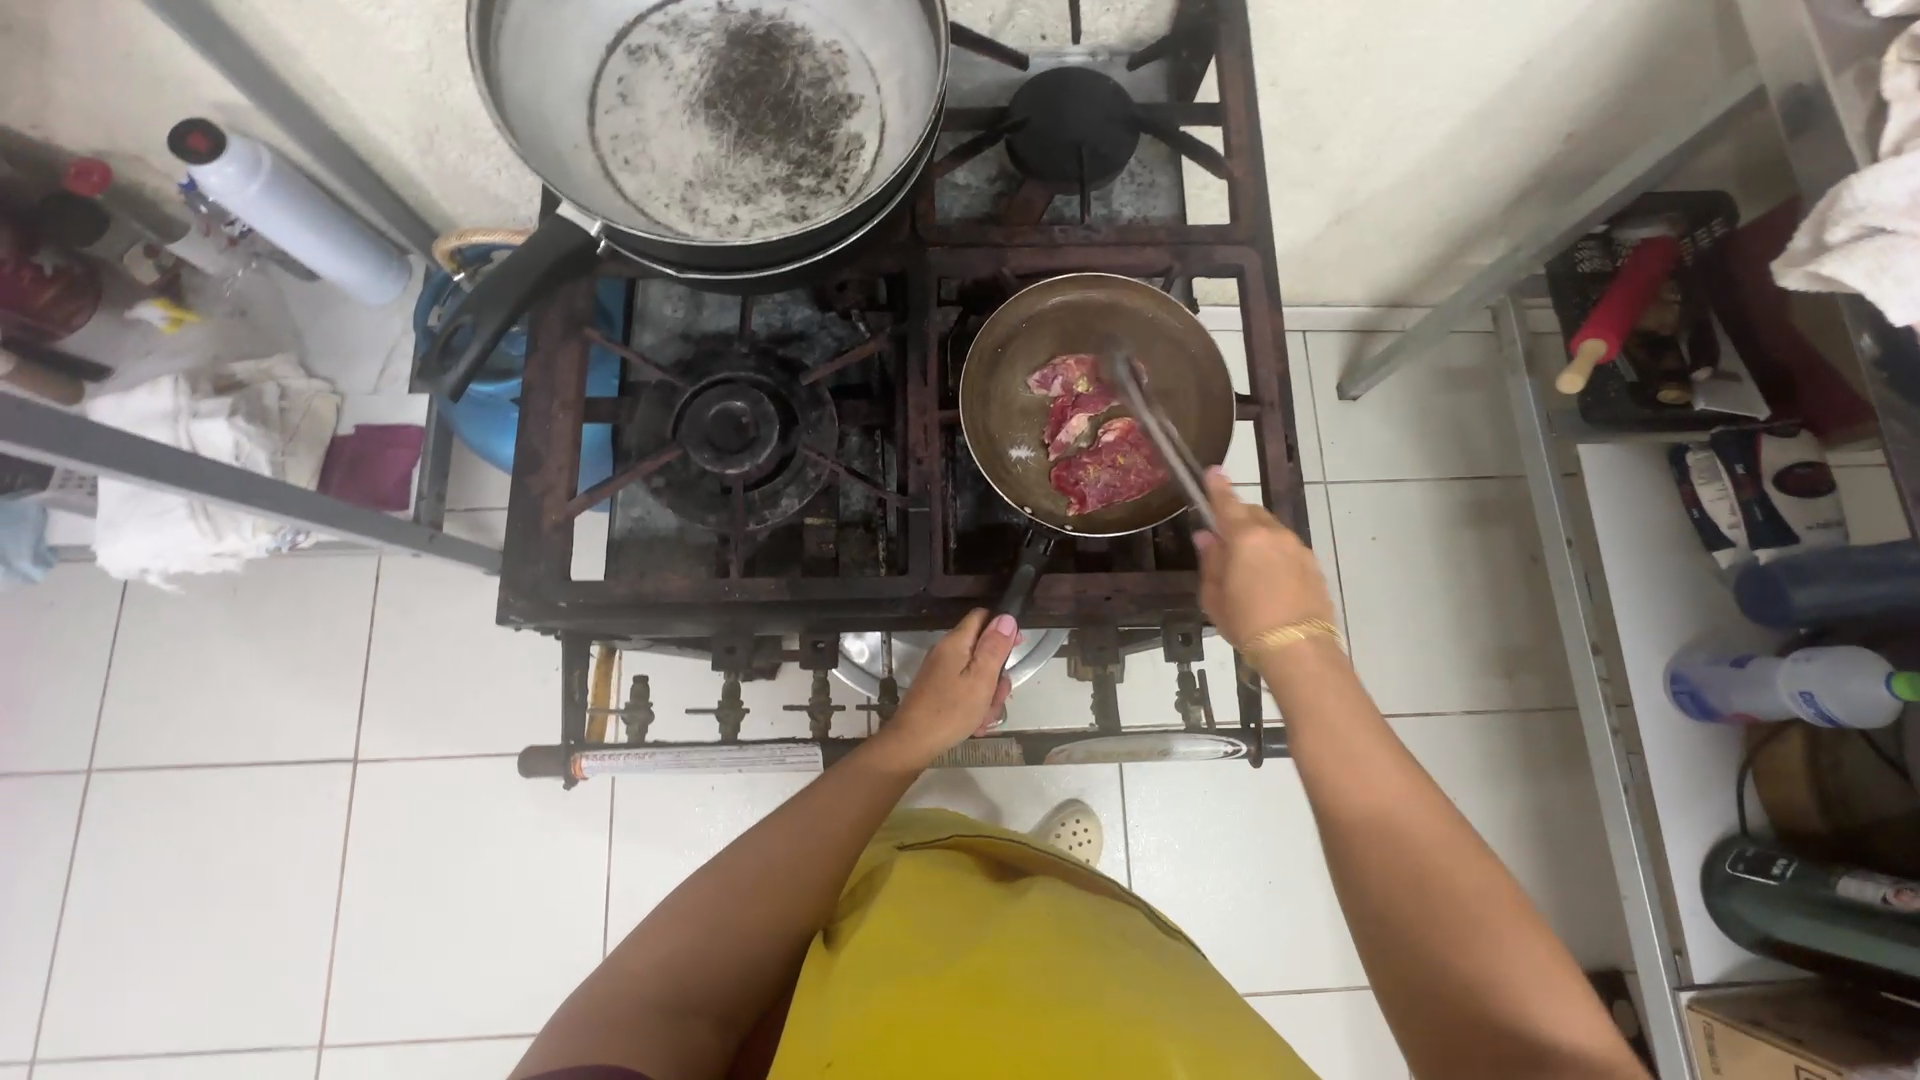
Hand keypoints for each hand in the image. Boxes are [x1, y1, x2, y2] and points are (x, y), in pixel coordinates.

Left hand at [868, 610, 1017, 770]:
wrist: (912, 742)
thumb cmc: (951, 710)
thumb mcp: (981, 678)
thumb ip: (995, 647)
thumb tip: (1006, 617)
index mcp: (956, 642)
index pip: (982, 616)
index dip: (1002, 628)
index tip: (1017, 647)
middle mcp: (947, 652)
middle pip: (982, 650)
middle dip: (997, 674)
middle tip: (999, 696)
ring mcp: (941, 672)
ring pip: (977, 675)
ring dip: (988, 695)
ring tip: (985, 717)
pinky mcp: (938, 690)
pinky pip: (965, 690)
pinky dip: (975, 705)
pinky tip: (976, 724)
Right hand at [1193, 468, 1335, 648]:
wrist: (1298, 649)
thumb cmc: (1246, 623)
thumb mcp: (1214, 596)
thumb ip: (1211, 561)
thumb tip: (1207, 538)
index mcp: (1244, 538)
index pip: (1227, 503)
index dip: (1218, 487)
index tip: (1213, 471)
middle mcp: (1274, 535)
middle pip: (1253, 514)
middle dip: (1238, 518)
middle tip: (1224, 537)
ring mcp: (1298, 549)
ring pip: (1273, 531)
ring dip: (1258, 538)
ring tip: (1247, 565)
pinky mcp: (1313, 566)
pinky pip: (1288, 549)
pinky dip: (1275, 554)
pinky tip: (1269, 579)